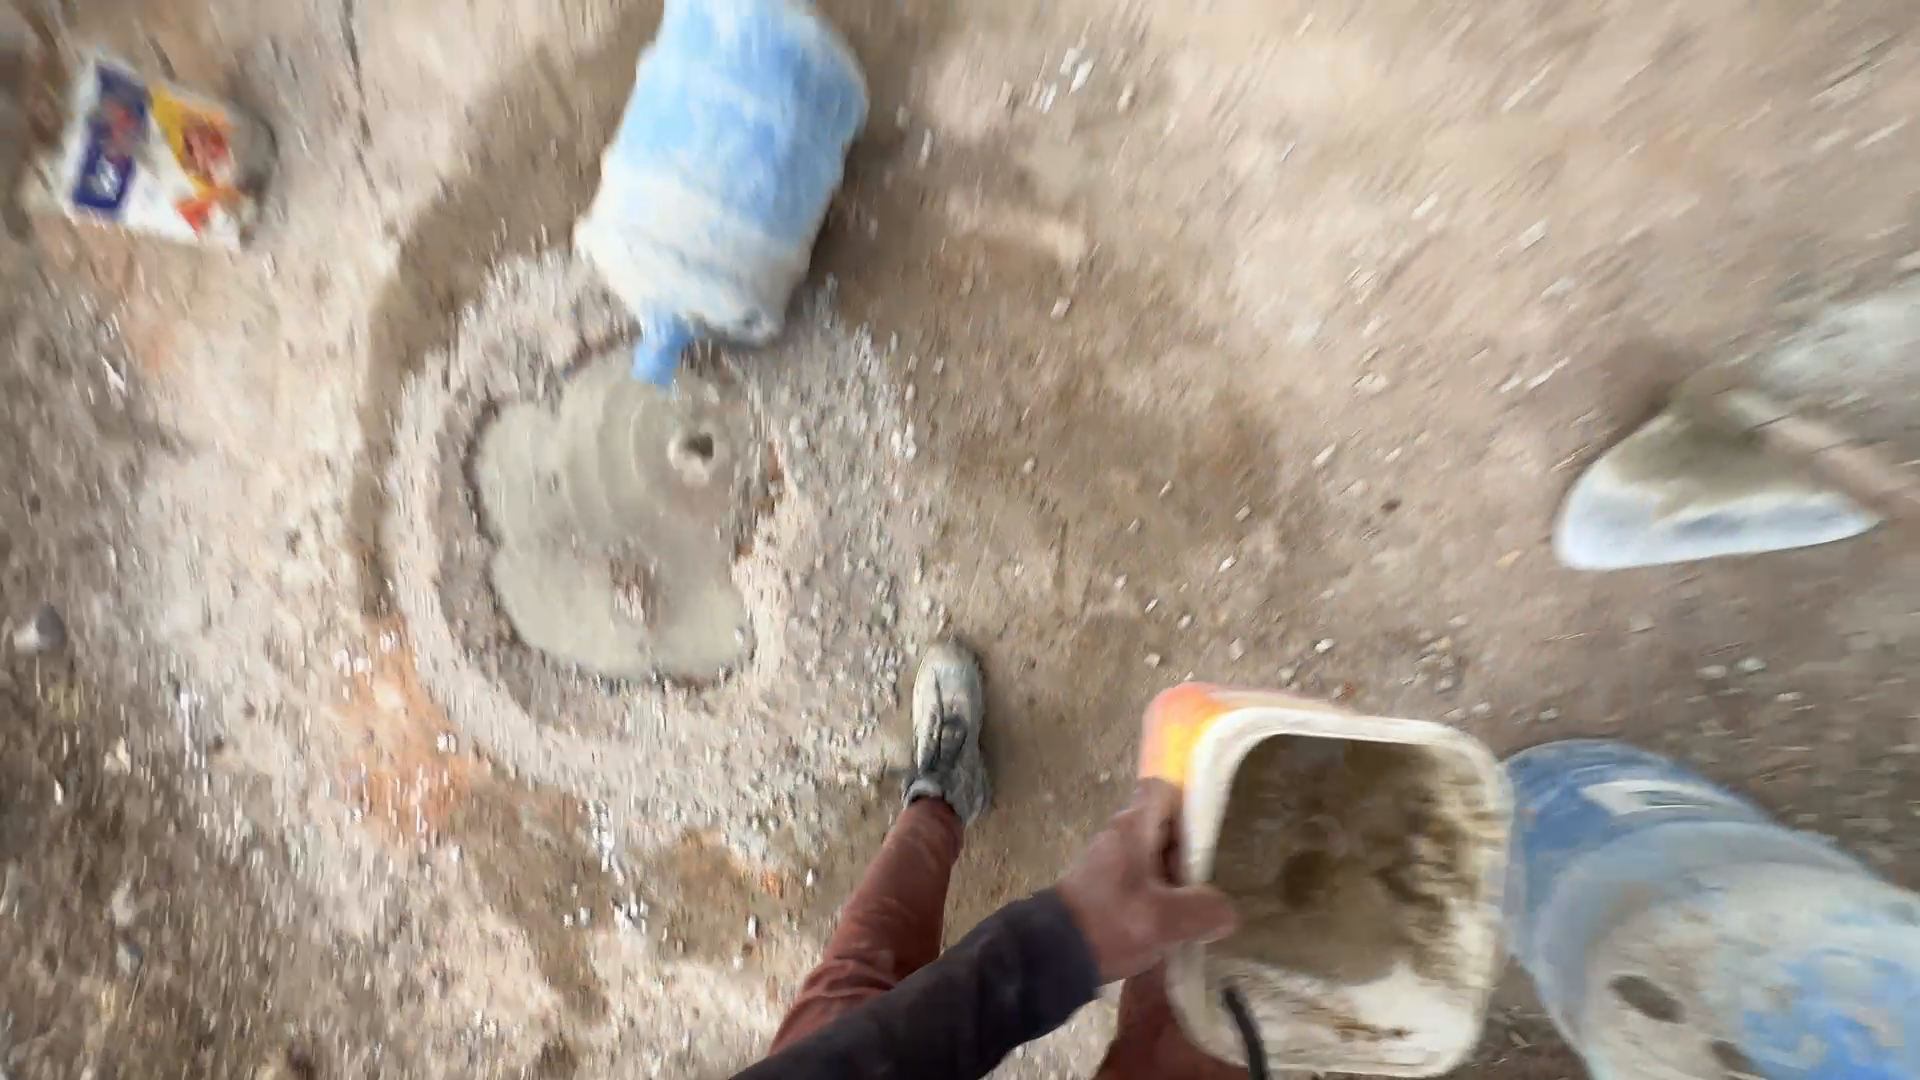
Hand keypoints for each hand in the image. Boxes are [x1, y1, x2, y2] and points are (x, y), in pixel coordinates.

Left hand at [1055, 779, 1238, 982]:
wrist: (1053, 950)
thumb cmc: (1110, 921)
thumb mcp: (1164, 921)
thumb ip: (1204, 911)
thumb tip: (1227, 911)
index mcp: (1132, 827)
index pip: (1160, 790)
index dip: (1186, 804)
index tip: (1207, 835)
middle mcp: (1119, 833)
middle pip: (1162, 822)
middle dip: (1188, 848)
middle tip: (1208, 880)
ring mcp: (1108, 857)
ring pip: (1152, 851)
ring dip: (1174, 874)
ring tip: (1196, 905)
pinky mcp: (1103, 882)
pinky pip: (1140, 873)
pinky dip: (1158, 890)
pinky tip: (1171, 920)